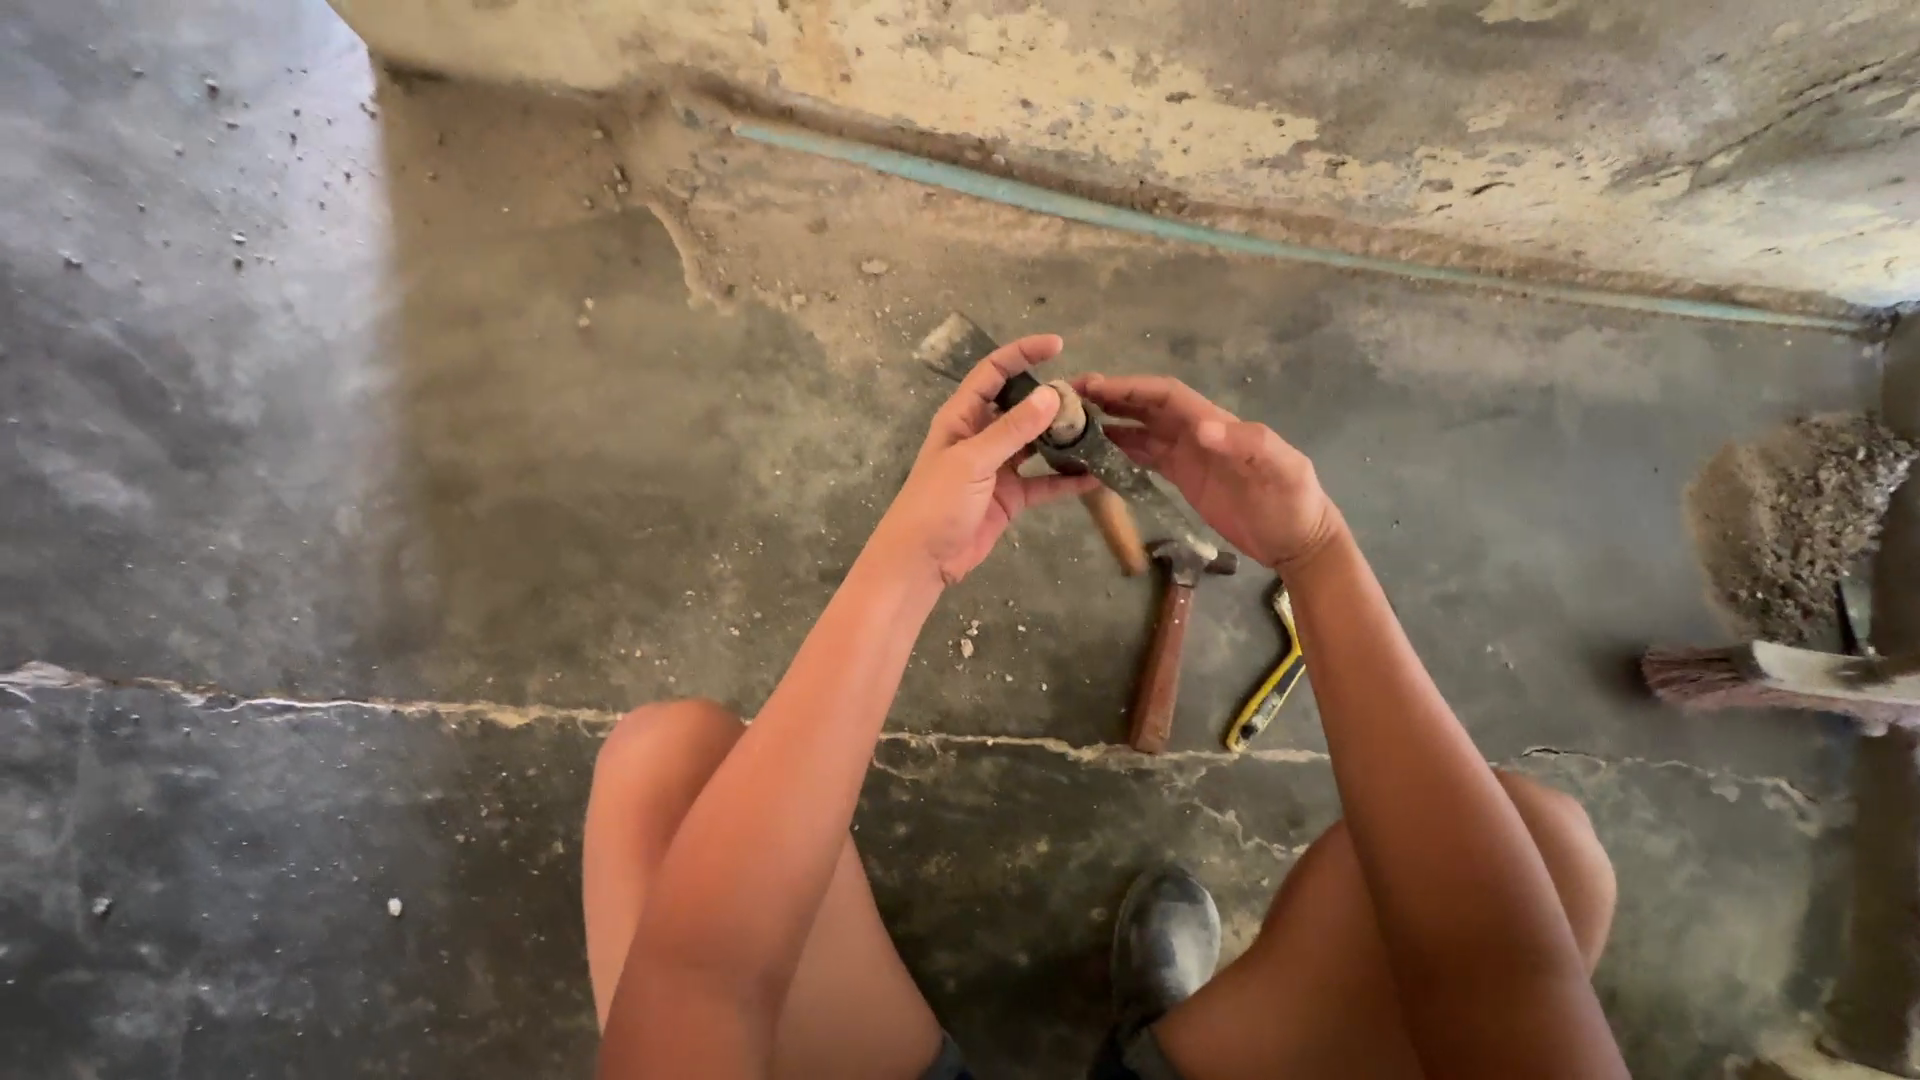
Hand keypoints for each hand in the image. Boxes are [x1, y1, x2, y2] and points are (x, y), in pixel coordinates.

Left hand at [871, 335, 1101, 585]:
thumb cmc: (936, 503)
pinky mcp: (1010, 498)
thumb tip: (1050, 394)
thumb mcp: (972, 461)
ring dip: (1064, 438)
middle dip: (1053, 399)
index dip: (1022, 354)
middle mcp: (980, 437)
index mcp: (962, 418)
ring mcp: (997, 468)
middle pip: (1021, 407)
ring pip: (1036, 444)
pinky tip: (1095, 475)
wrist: (922, 560)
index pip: (993, 373)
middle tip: (1091, 395)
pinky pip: (1043, 482)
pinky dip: (1067, 480)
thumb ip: (1011, 430)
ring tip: (1099, 429)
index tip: (1058, 345)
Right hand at [1074, 374, 1340, 570]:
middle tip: (1071, 397)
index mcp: (1216, 423)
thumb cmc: (1292, 502)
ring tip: (1074, 423)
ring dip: (1110, 422)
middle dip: (1112, 397)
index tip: (1095, 387)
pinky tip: (1097, 454)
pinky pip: (1145, 456)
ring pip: (1141, 429)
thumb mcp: (1281, 470)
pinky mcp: (1183, 477)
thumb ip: (1246, 445)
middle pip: (1147, 406)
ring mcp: (1188, 454)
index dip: (1132, 388)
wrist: (1297, 539)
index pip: (1166, 396)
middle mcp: (1197, 431)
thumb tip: (1201, 428)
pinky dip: (1120, 451)